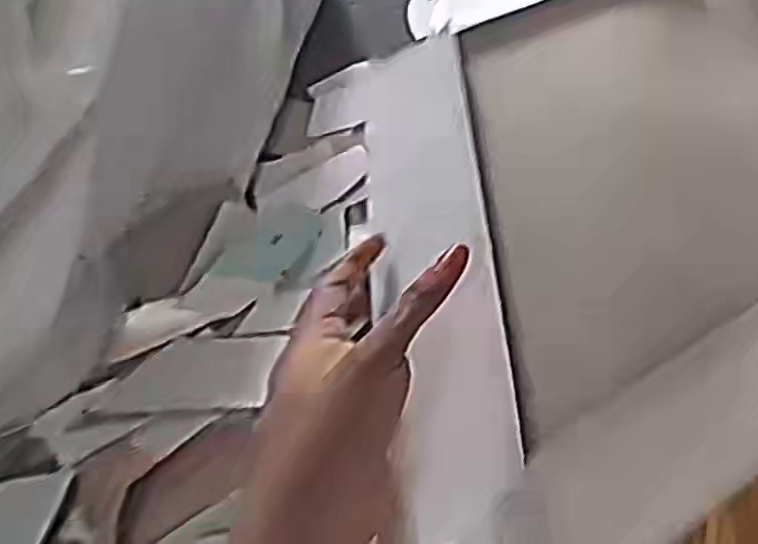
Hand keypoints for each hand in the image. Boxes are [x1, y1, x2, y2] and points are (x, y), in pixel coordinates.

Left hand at [235, 236, 468, 543]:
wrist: (313, 522)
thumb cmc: (313, 450)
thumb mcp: (374, 358)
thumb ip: (416, 306)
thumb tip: (447, 259)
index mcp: (311, 345)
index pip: (334, 288)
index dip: (357, 260)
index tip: (376, 241)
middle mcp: (323, 369)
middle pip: (350, 316)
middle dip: (376, 289)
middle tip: (398, 263)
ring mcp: (344, 398)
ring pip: (371, 347)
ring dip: (395, 325)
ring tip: (418, 303)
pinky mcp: (366, 422)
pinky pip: (390, 377)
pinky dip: (408, 361)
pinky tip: (422, 362)